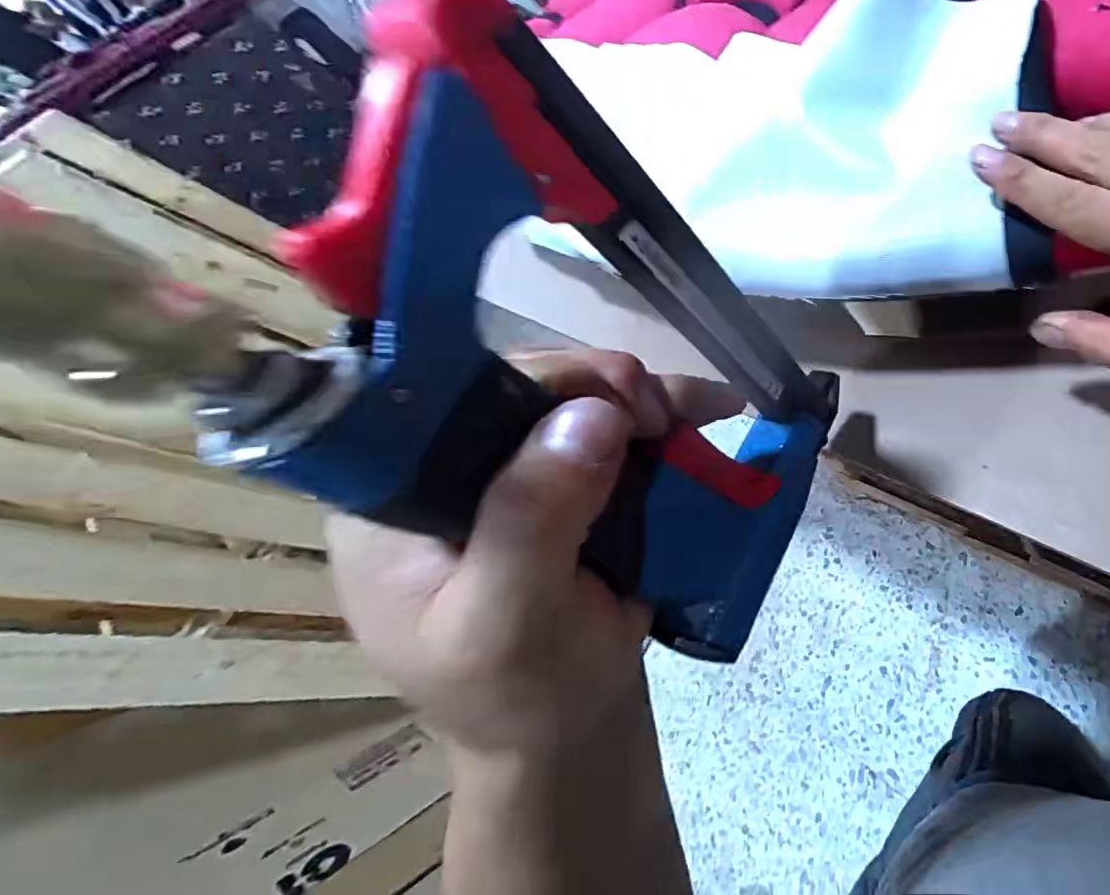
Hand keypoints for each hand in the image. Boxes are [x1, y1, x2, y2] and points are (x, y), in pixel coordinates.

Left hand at [326, 350, 742, 758]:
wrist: (570, 727)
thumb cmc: (520, 693)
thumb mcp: (507, 623)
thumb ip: (533, 522)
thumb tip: (594, 415)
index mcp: (398, 497)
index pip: (453, 400)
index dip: (538, 382)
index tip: (616, 400)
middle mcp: (454, 468)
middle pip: (532, 387)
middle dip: (609, 388)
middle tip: (667, 419)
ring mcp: (521, 468)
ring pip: (586, 397)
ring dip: (651, 397)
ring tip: (708, 409)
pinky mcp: (574, 479)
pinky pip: (622, 428)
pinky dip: (670, 418)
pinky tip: (711, 411)